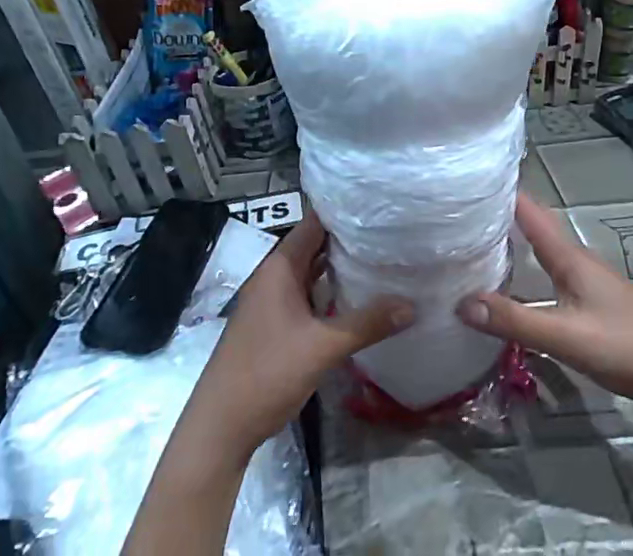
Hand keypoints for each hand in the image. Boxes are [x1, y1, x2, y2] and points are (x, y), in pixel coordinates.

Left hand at [185, 215, 412, 456]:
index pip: (315, 223)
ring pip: (314, 271)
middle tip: (392, 228)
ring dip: (342, 265)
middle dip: (350, 237)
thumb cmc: (266, 374)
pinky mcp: (277, 324)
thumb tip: (412, 304)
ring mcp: (274, 302)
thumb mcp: (322, 347)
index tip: (380, 203)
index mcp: (279, 268)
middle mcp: (275, 277)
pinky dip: (333, 290)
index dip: (344, 210)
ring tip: (385, 255)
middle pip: (316, 244)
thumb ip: (367, 323)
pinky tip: (361, 296)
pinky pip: (310, 294)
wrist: (220, 428)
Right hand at [456, 194, 632, 414]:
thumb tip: (460, 302)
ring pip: (543, 250)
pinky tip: (514, 284)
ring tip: (476, 244)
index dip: (502, 192)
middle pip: (535, 228)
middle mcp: (577, 260)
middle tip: (460, 214)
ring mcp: (587, 279)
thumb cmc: (625, 346)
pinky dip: (528, 267)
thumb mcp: (565, 336)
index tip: (468, 181)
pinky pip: (551, 271)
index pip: (530, 212)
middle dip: (501, 216)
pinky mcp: (592, 299)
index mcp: (570, 257)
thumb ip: (515, 320)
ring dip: (514, 242)